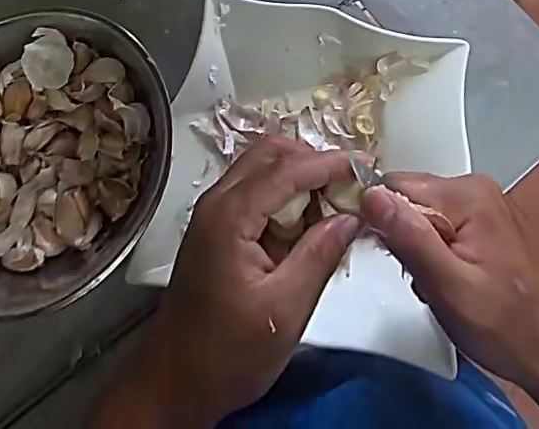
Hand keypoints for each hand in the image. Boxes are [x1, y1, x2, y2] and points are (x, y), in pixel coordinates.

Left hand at [89, 138, 359, 427]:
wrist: (174, 383)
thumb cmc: (225, 355)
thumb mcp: (284, 311)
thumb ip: (320, 256)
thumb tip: (350, 217)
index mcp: (229, 216)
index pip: (286, 170)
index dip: (329, 163)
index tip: (364, 165)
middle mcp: (218, 201)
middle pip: (271, 155)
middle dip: (313, 163)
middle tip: (349, 187)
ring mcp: (215, 211)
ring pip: (264, 167)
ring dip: (300, 177)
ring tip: (333, 207)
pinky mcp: (219, 225)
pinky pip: (257, 189)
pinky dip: (286, 194)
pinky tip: (308, 223)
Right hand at [363, 173, 538, 428]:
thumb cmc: (505, 327)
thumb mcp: (450, 288)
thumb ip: (410, 238)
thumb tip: (370, 193)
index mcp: (466, 193)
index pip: (396, 185)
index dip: (379, 218)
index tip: (381, 255)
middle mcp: (473, 186)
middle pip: (408, 196)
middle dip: (401, 235)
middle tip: (416, 277)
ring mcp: (480, 202)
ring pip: (421, 211)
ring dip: (416, 246)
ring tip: (434, 284)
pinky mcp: (483, 220)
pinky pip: (438, 222)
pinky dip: (432, 250)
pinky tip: (446, 279)